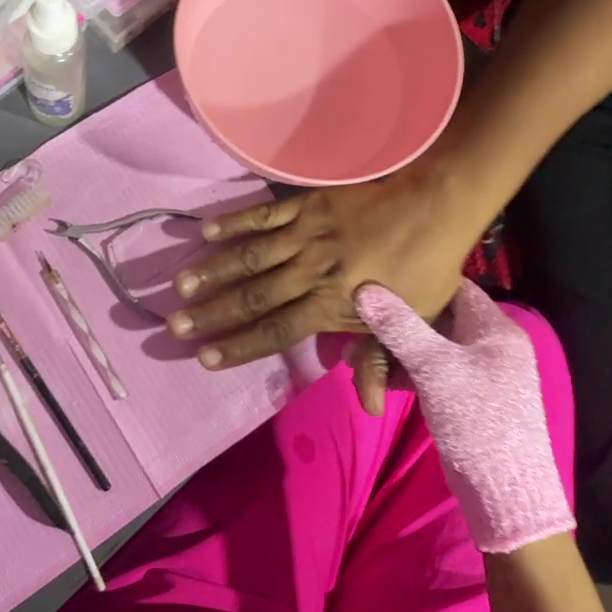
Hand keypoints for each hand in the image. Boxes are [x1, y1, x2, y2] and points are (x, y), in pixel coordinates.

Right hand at [168, 165, 485, 413]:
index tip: (205, 357)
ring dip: (214, 271)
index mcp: (334, 302)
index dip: (239, 345)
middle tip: (175, 325)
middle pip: (255, 296)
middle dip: (212, 313)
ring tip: (180, 285)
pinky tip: (206, 231)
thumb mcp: (413, 321)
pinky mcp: (307, 203)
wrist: (435, 204)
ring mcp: (307, 234)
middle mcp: (312, 270)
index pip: (277, 330)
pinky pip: (264, 213)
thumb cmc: (424, 267)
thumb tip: (366, 408)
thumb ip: (380, 360)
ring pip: (251, 256)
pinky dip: (235, 221)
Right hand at [354, 281, 570, 552]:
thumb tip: (362, 287)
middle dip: (388, 329)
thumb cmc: (479, 422)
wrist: (504, 495)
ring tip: (356, 371)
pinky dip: (398, 375)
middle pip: (429, 318)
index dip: (415, 282)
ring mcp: (471, 371)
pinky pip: (422, 371)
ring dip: (387, 356)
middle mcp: (484, 343)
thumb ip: (399, 327)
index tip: (375, 283)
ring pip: (420, 347)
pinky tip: (374, 388)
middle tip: (354, 339)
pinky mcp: (457, 396)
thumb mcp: (435, 369)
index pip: (451, 285)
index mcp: (493, 327)